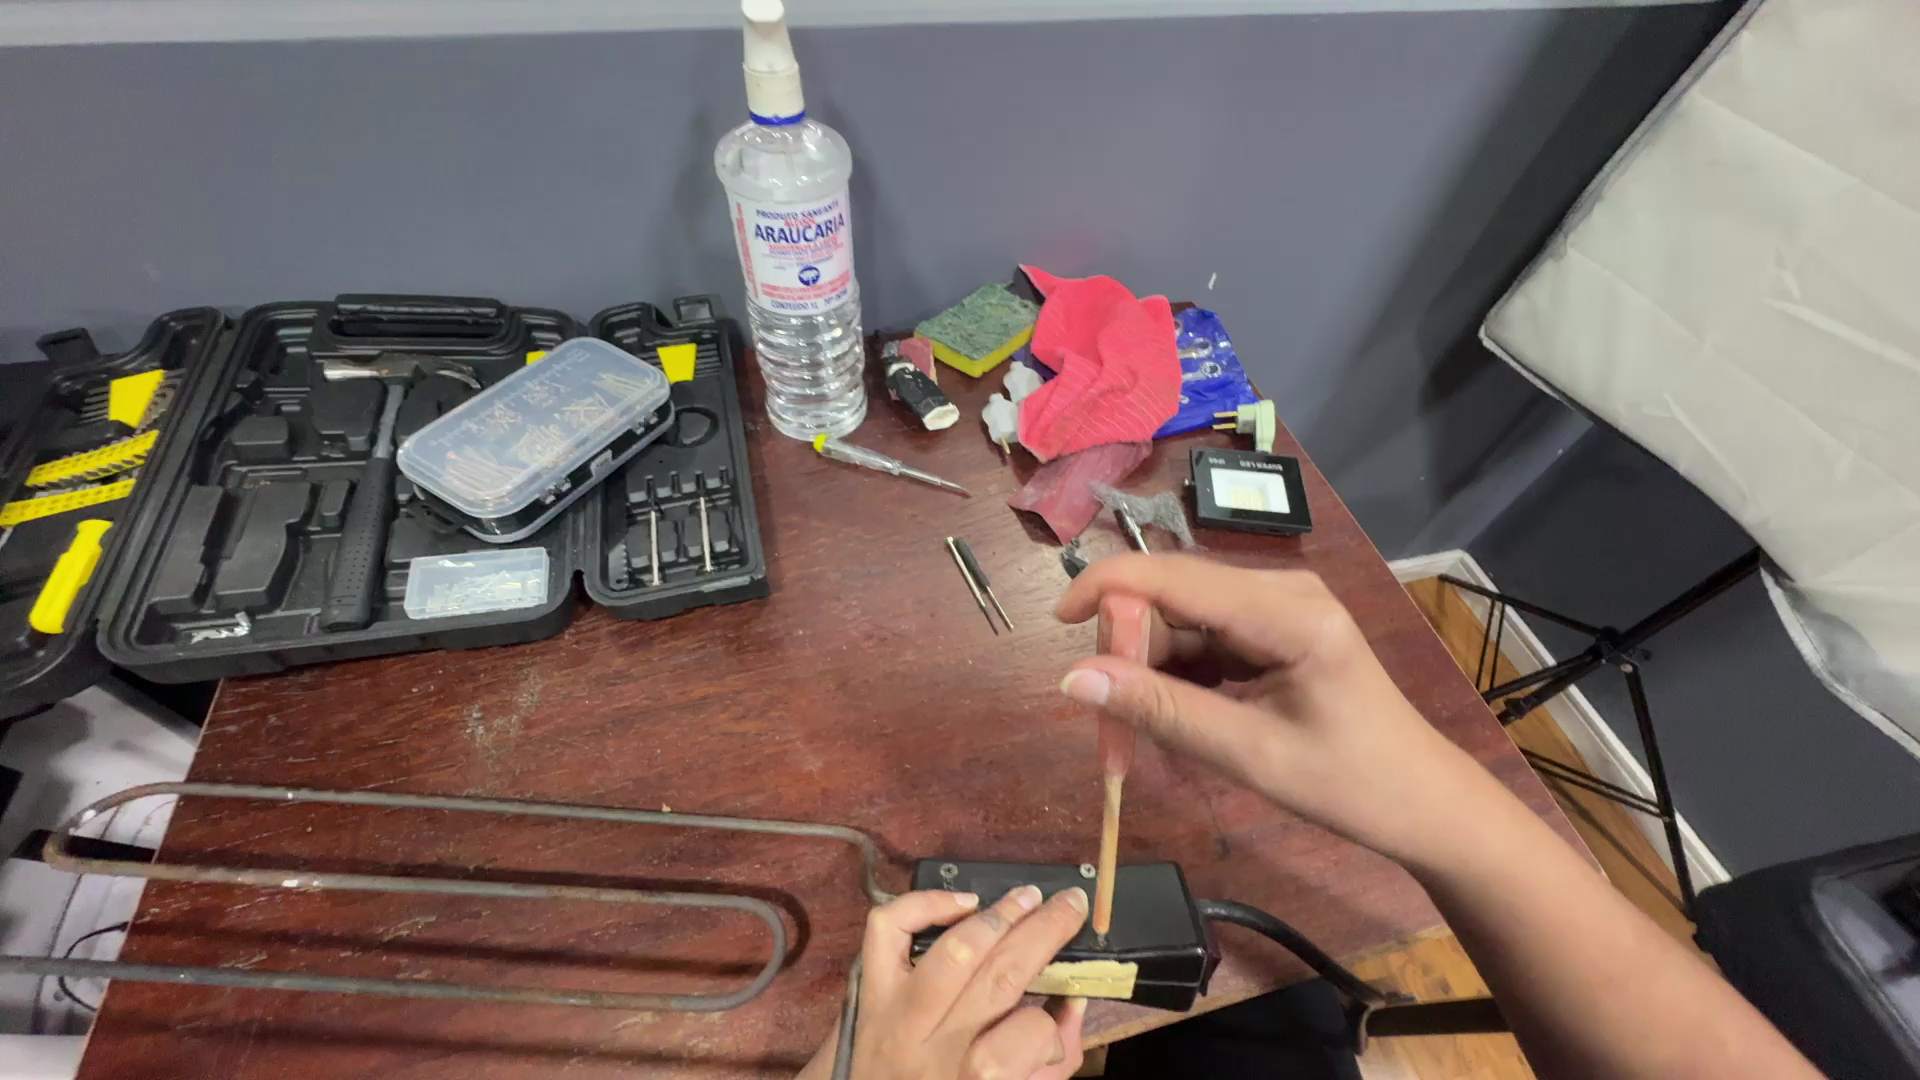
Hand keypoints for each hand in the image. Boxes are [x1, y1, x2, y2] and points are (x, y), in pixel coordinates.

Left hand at [798, 887, 1089, 1079]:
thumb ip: (1046, 1064)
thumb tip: (1073, 998)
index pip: (1028, 1038)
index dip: (1054, 1020)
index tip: (1068, 1001)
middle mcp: (933, 1048)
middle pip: (998, 978)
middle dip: (1043, 931)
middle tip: (1070, 903)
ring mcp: (895, 1014)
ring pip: (953, 951)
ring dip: (998, 916)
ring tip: (1028, 897)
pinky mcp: (869, 988)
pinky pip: (888, 931)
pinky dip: (925, 904)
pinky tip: (962, 903)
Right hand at [1055, 553, 1505, 867]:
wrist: (1428, 805)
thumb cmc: (1352, 786)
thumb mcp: (1249, 755)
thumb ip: (1160, 711)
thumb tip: (1073, 678)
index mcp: (1288, 611)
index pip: (1173, 576)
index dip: (1107, 588)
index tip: (1057, 623)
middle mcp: (1281, 589)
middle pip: (1172, 594)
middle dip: (1130, 647)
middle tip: (1111, 717)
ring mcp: (1278, 605)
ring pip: (1181, 616)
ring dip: (1150, 664)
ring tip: (1145, 725)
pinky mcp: (1272, 625)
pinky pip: (1202, 634)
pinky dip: (1177, 670)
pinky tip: (1180, 709)